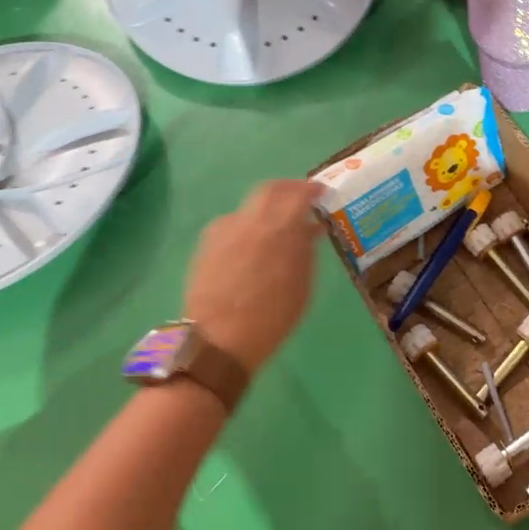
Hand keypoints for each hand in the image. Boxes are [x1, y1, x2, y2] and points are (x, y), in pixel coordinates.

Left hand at [184, 180, 324, 373]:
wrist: (218, 340)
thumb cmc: (272, 317)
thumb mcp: (303, 286)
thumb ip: (306, 250)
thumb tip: (309, 228)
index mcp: (280, 230)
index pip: (300, 194)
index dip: (312, 190)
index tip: (321, 193)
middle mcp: (251, 221)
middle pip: (270, 189)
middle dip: (288, 189)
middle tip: (300, 198)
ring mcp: (225, 230)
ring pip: (250, 206)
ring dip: (267, 208)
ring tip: (277, 226)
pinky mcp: (207, 243)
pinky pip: (233, 223)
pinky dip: (248, 225)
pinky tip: (252, 244)